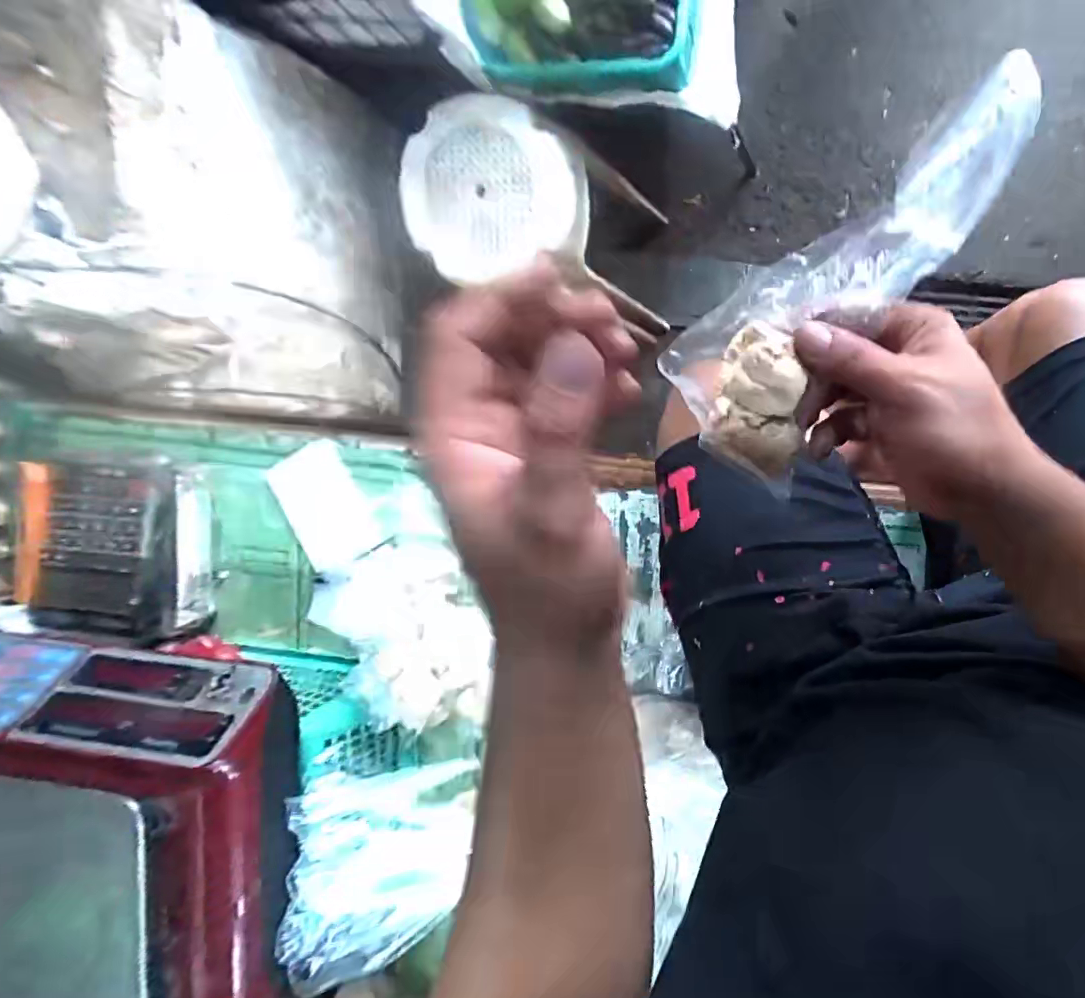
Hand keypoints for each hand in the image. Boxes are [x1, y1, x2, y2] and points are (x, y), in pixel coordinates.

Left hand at [415, 260, 641, 652]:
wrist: (568, 637)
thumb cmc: (551, 587)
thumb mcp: (551, 512)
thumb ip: (558, 432)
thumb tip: (575, 346)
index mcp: (455, 435)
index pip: (460, 340)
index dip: (501, 298)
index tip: (557, 272)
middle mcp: (479, 428)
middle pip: (504, 347)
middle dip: (552, 321)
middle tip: (610, 316)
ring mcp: (518, 442)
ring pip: (541, 370)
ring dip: (581, 349)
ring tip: (628, 346)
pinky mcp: (552, 457)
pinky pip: (569, 402)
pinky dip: (597, 385)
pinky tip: (629, 386)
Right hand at [794, 304, 1041, 519]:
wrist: (984, 491)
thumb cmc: (952, 428)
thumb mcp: (902, 387)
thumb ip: (851, 359)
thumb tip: (802, 331)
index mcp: (914, 330)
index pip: (854, 316)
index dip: (816, 330)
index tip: (777, 347)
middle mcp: (899, 356)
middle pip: (840, 355)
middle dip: (813, 379)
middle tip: (789, 402)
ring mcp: (890, 394)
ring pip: (839, 391)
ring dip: (817, 410)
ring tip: (802, 430)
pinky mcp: (883, 430)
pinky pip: (847, 424)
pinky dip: (831, 435)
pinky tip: (820, 451)